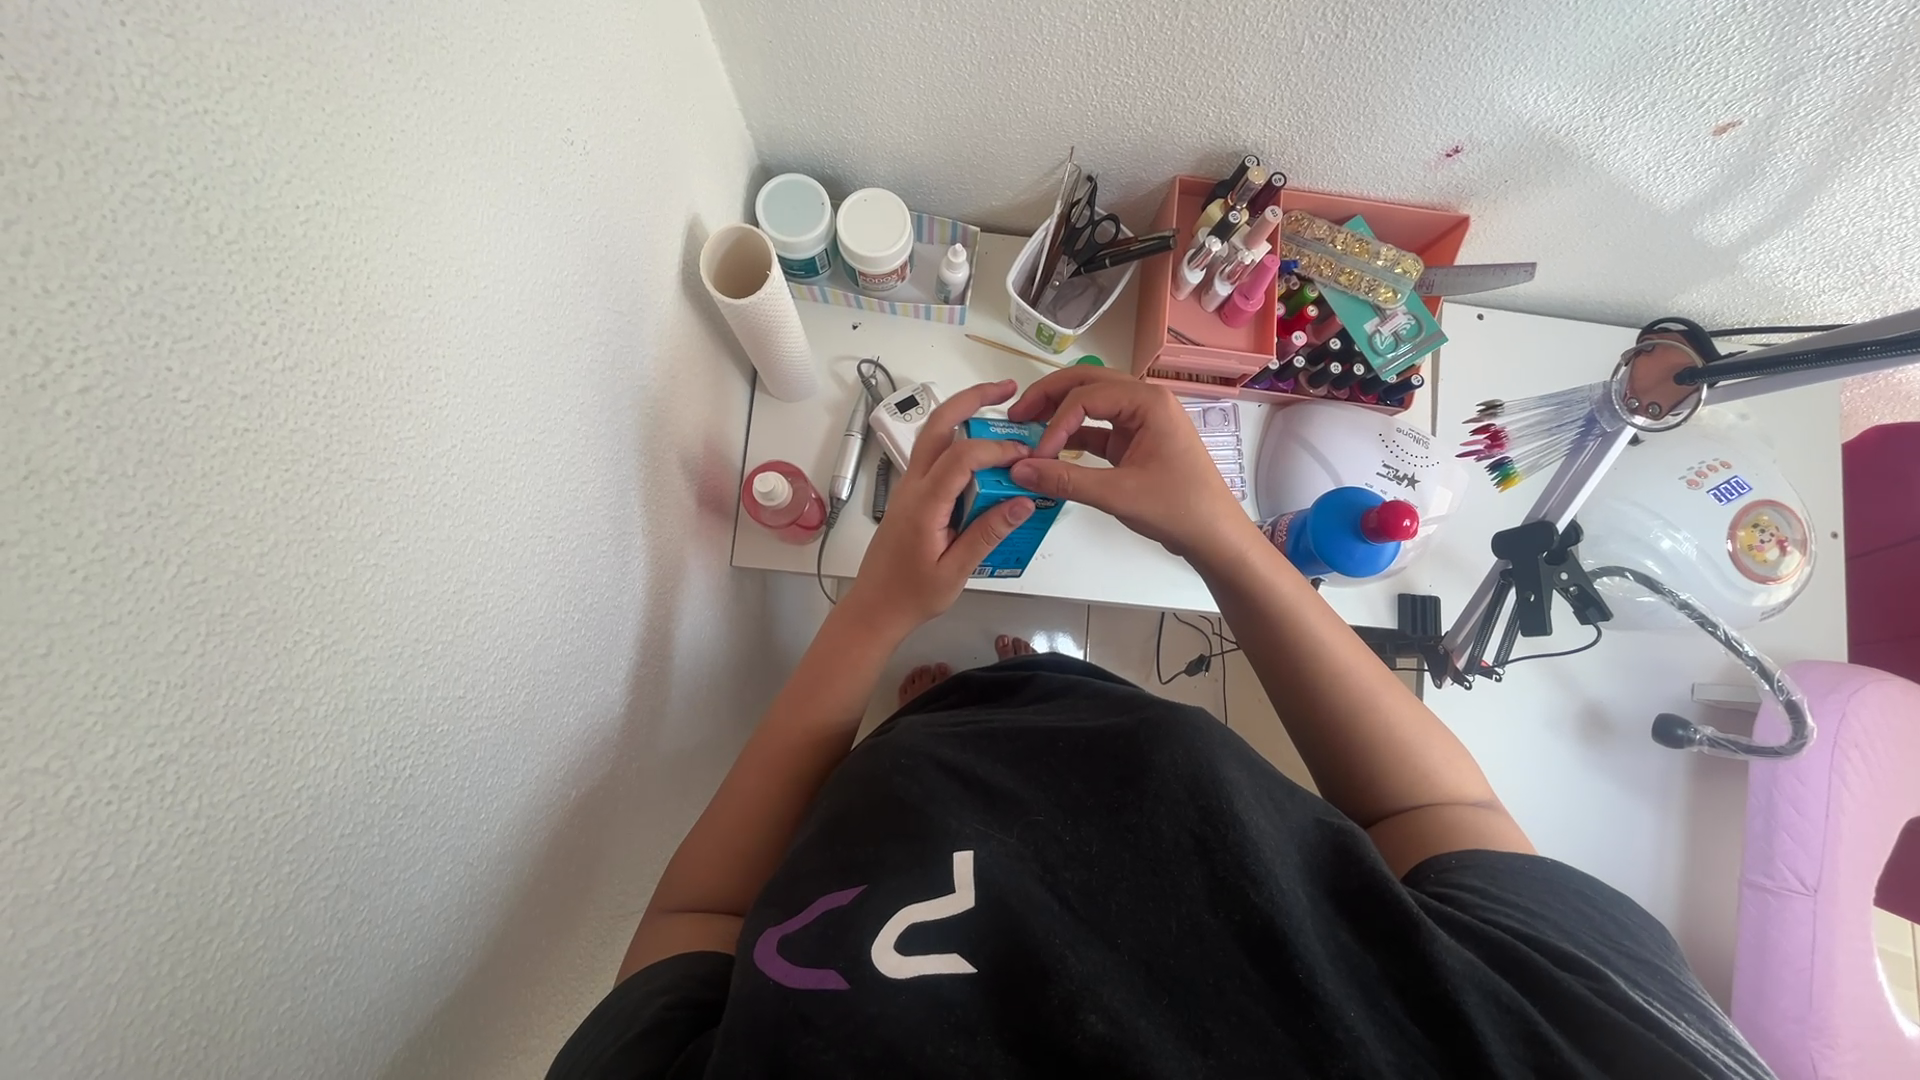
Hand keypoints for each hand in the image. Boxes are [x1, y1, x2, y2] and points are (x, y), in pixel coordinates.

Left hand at [839, 380, 1035, 640]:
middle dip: (972, 399)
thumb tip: (1023, 501)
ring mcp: (908, 487)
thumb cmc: (911, 596)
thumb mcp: (955, 571)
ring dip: (962, 413)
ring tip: (997, 406)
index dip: (996, 449)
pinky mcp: (910, 494)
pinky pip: (933, 455)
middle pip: (938, 425)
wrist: (874, 609)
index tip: (1025, 455)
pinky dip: (957, 439)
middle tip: (1007, 389)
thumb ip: (988, 533)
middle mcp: (912, 486)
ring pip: (933, 435)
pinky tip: (981, 448)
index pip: (962, 458)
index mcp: (923, 505)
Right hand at [1006, 367, 1248, 559]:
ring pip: (1091, 404)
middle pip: (1087, 383)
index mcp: (1148, 402)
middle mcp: (1144, 401)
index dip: (1055, 422)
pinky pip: (1097, 429)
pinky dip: (1073, 436)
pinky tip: (1050, 450)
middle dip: (1049, 398)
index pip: (1087, 396)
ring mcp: (1140, 421)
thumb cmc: (1177, 508)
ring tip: (1026, 428)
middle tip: (1016, 417)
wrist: (1214, 535)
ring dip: (1058, 414)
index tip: (1037, 455)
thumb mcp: (1117, 494)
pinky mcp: (1135, 441)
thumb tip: (1019, 470)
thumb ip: (1065, 480)